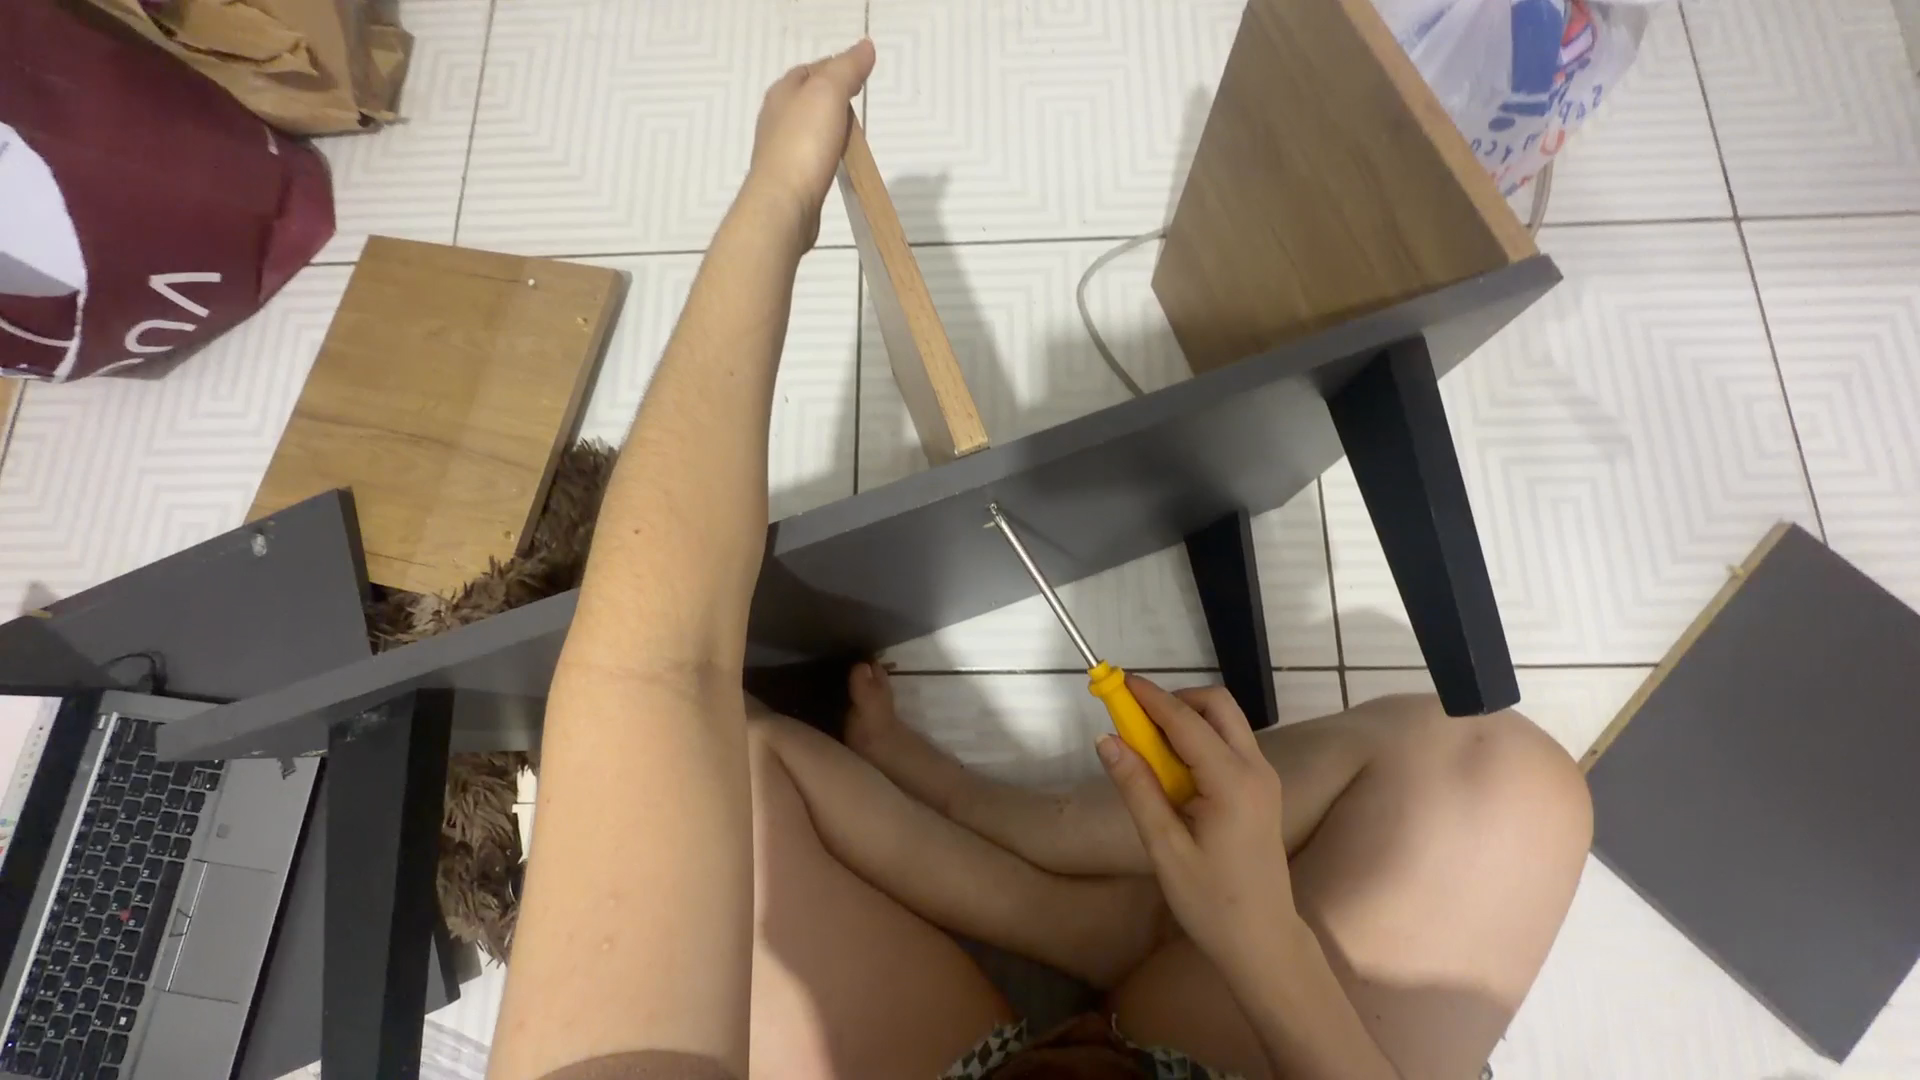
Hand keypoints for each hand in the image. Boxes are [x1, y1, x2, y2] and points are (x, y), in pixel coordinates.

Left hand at [745, 39, 875, 247]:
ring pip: (808, 132)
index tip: (860, 78)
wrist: (783, 205)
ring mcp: (780, 152)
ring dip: (827, 131)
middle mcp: (776, 119)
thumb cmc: (804, 145)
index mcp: (782, 93)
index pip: (811, 70)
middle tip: (858, 109)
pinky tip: (835, 165)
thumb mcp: (828, 94)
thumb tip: (866, 46)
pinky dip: (823, 156)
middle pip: (807, 101)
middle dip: (831, 101)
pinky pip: (809, 159)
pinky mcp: (789, 181)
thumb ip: (847, 69)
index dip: (836, 69)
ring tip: (851, 139)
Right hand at [1097, 678, 1300, 975]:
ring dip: (1186, 716)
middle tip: (1136, 719)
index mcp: (1232, 782)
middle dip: (1174, 699)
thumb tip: (1106, 739)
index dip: (1149, 697)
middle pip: (1217, 704)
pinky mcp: (1260, 787)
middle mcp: (1255, 768)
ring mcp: (1263, 776)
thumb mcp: (1165, 847)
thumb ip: (1137, 787)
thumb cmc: (1211, 901)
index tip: (1117, 681)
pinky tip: (1172, 768)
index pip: (1186, 721)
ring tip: (1148, 746)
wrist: (1264, 942)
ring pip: (1225, 720)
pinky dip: (1197, 736)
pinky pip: (1228, 742)